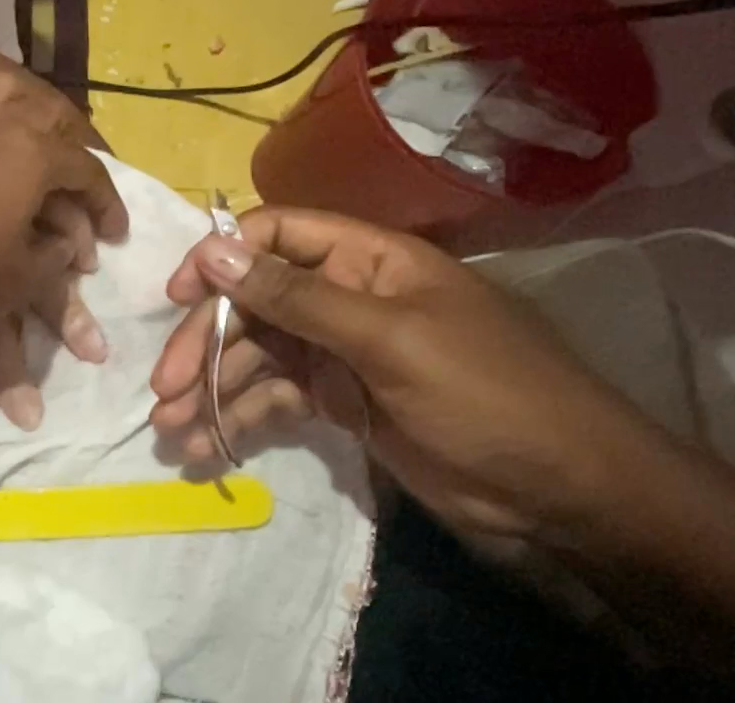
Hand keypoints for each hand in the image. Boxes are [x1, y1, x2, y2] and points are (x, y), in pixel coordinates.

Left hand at [0, 41, 112, 429]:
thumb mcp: (14, 281)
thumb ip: (52, 262)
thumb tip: (63, 243)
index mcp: (38, 157)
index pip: (88, 174)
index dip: (107, 205)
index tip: (114, 235)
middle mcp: (4, 121)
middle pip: (55, 119)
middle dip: (77, 149)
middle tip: (80, 182)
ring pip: (5, 86)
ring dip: (31, 98)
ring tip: (40, 120)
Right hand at [149, 206, 674, 538]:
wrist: (569, 499)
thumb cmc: (488, 395)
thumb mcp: (388, 339)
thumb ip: (296, 296)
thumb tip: (211, 250)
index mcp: (364, 260)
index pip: (274, 236)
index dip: (220, 259)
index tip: (178, 296)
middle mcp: (343, 296)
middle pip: (252, 305)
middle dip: (204, 345)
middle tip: (165, 389)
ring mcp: (338, 351)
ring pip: (255, 356)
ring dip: (211, 390)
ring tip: (173, 430)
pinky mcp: (338, 401)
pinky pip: (274, 399)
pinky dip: (240, 420)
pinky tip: (208, 449)